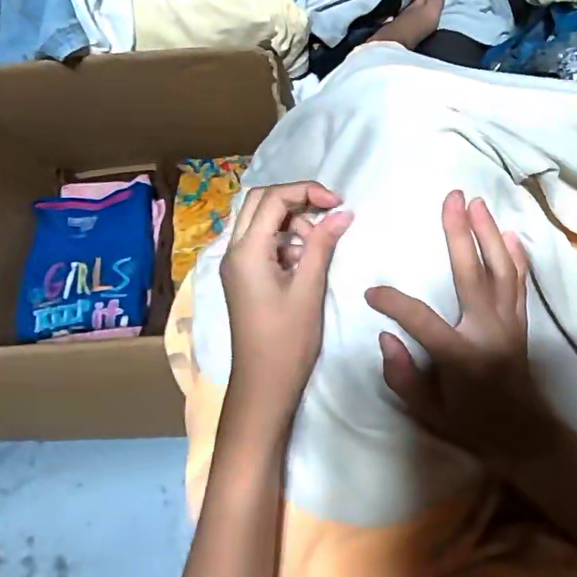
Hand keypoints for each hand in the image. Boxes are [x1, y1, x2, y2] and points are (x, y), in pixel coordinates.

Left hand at [219, 181, 353, 420]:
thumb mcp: (308, 288)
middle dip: (296, 201)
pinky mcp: (243, 277)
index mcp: (246, 251)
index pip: (272, 199)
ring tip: (319, 246)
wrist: (263, 385)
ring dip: (292, 222)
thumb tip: (342, 212)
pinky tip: (306, 261)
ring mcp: (236, 265)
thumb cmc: (287, 340)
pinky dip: (286, 241)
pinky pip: (262, 243)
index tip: (337, 203)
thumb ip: (322, 245)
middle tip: (329, 213)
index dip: (306, 191)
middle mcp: (234, 251)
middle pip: (260, 203)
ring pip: (261, 222)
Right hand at [366, 191, 562, 469]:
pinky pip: (519, 283)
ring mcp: (510, 323)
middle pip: (473, 274)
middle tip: (452, 199)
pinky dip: (516, 256)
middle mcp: (489, 331)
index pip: (421, 319)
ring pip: (501, 270)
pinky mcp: (521, 322)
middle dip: (460, 234)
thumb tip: (386, 338)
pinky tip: (510, 234)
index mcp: (461, 355)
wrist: (524, 435)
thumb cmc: (470, 423)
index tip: (371, 293)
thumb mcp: (428, 412)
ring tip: (477, 203)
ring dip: (489, 233)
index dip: (393, 302)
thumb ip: (403, 377)